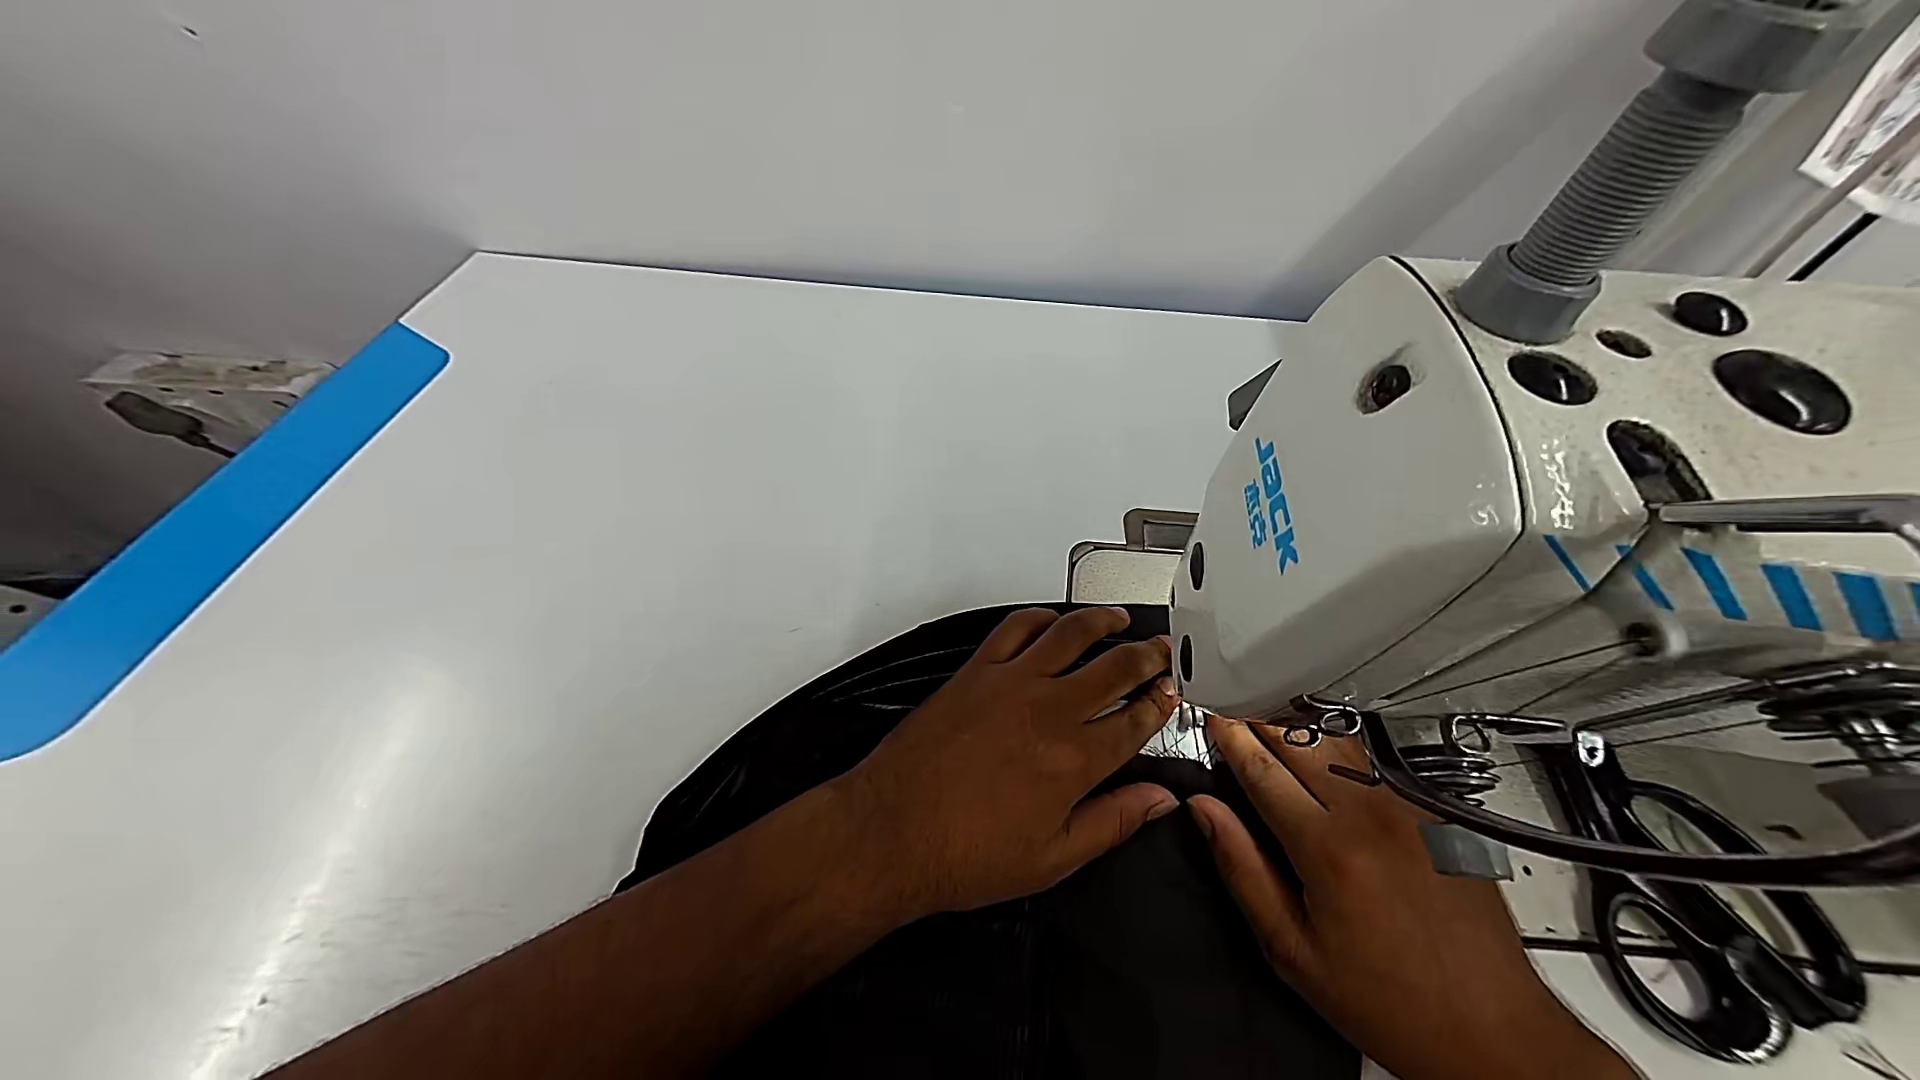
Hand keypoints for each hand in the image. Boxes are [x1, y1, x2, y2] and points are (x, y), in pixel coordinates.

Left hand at [833, 607, 1180, 916]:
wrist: (890, 832)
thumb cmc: (961, 852)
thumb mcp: (1053, 858)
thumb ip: (1114, 822)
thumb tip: (1157, 802)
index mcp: (1075, 761)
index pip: (1137, 719)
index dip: (1162, 702)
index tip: (1170, 693)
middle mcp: (1048, 711)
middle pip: (1117, 665)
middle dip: (1149, 654)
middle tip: (1159, 651)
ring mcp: (1010, 684)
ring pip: (1071, 633)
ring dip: (1102, 621)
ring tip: (1117, 619)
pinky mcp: (974, 672)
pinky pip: (1015, 628)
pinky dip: (1040, 617)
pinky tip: (1050, 621)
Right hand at [1189, 718, 1636, 1079]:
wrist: (1497, 1034)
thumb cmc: (1396, 1004)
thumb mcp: (1291, 947)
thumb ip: (1241, 867)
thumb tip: (1204, 811)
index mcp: (1330, 849)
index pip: (1261, 768)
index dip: (1229, 737)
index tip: (1212, 721)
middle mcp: (1373, 818)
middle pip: (1299, 738)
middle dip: (1257, 719)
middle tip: (1232, 718)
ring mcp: (1410, 811)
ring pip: (1337, 740)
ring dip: (1295, 729)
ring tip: (1267, 732)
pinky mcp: (1435, 815)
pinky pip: (1371, 763)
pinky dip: (1334, 750)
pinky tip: (1319, 764)